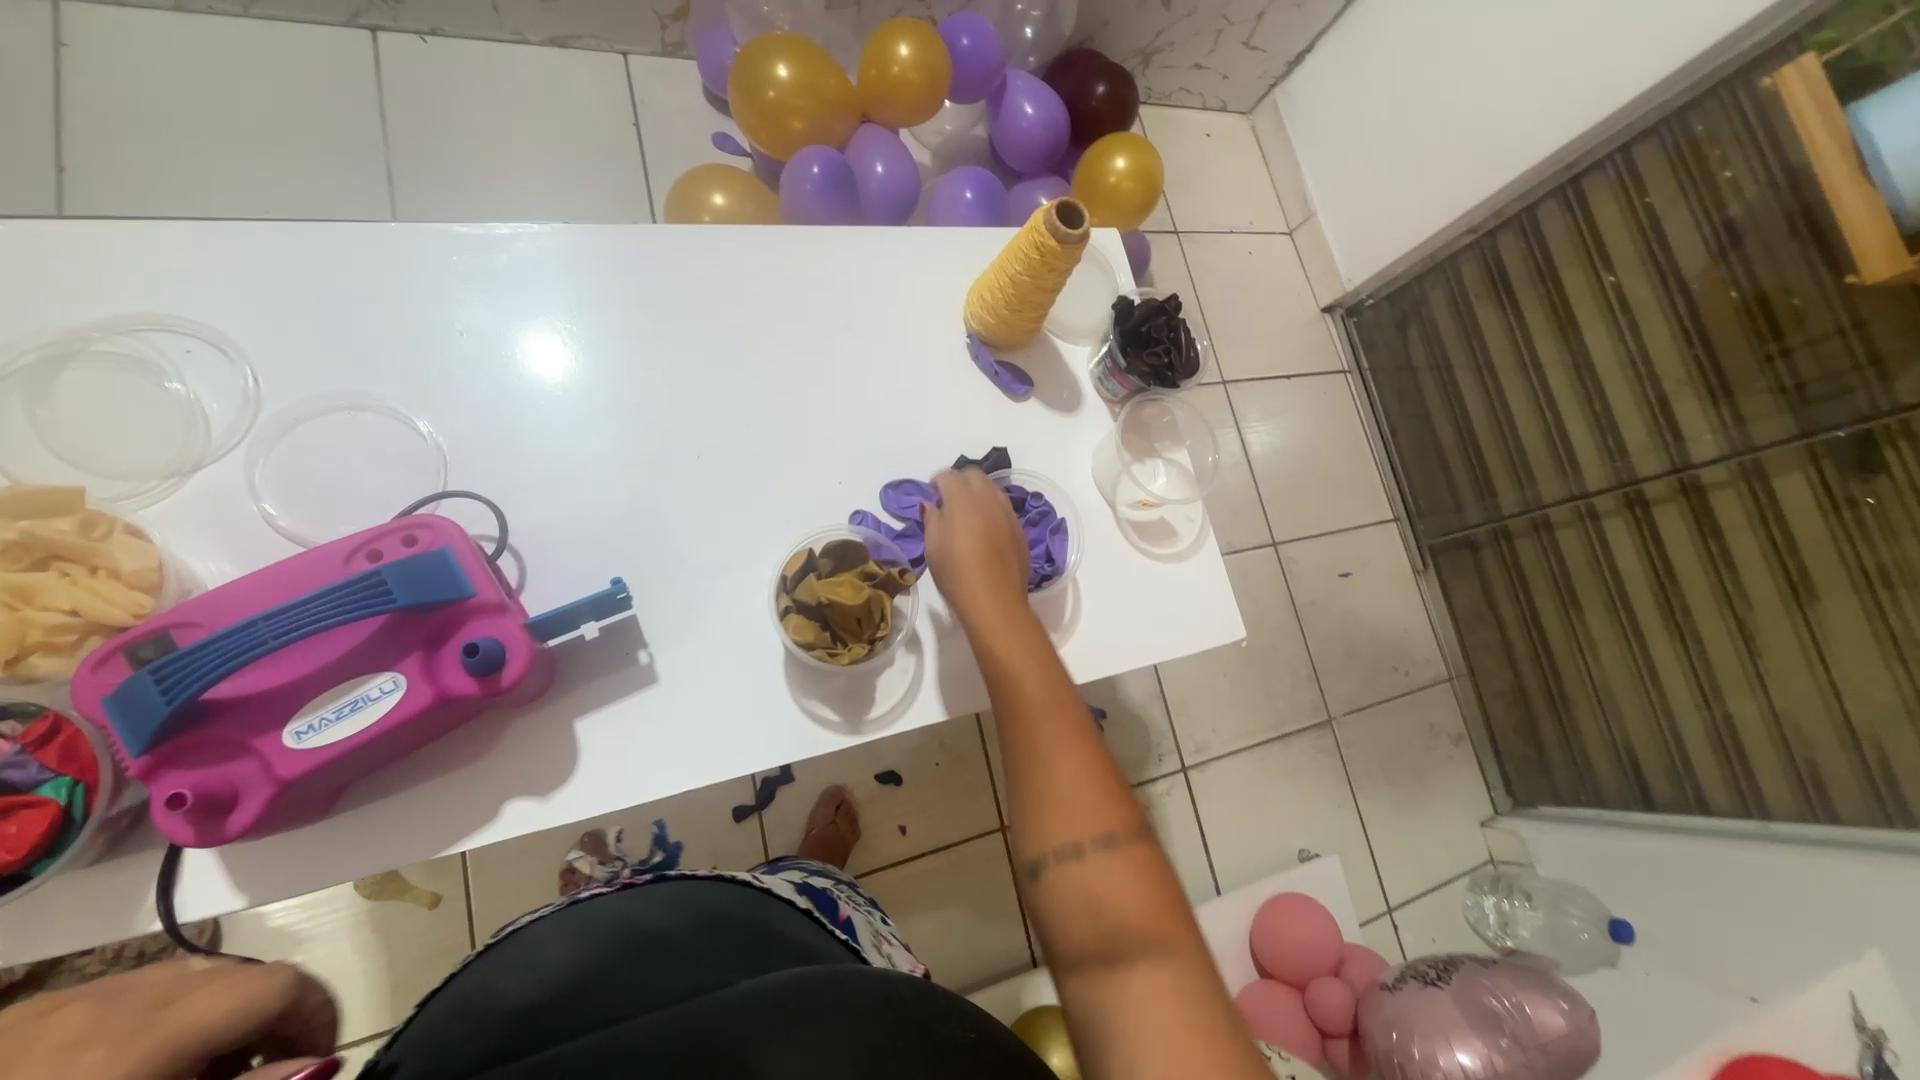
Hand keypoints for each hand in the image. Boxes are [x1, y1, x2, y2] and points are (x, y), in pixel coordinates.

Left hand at [0, 957, 338, 1079]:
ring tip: (204, 1074)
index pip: (281, 983)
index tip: (320, 1063)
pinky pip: (128, 992)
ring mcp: (64, 999)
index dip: (319, 1013)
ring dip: (219, 1015)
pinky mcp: (26, 1013)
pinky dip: (162, 1018)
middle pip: (239, 974)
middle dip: (270, 1017)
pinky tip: (137, 1069)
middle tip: (264, 1077)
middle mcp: (115, 996)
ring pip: (187, 978)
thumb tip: (322, 1064)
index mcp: (147, 1034)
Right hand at [923, 469, 1030, 628]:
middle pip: (974, 475)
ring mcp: (1008, 513)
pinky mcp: (1019, 529)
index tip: (931, 493)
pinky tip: (985, 528)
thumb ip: (932, 520)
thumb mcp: (933, 547)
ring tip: (967, 511)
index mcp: (963, 501)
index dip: (937, 480)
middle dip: (959, 480)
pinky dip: (992, 507)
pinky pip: (1004, 507)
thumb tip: (932, 505)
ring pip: (993, 488)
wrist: (996, 602)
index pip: (949, 476)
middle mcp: (989, 499)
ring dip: (978, 491)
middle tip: (948, 498)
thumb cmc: (957, 575)